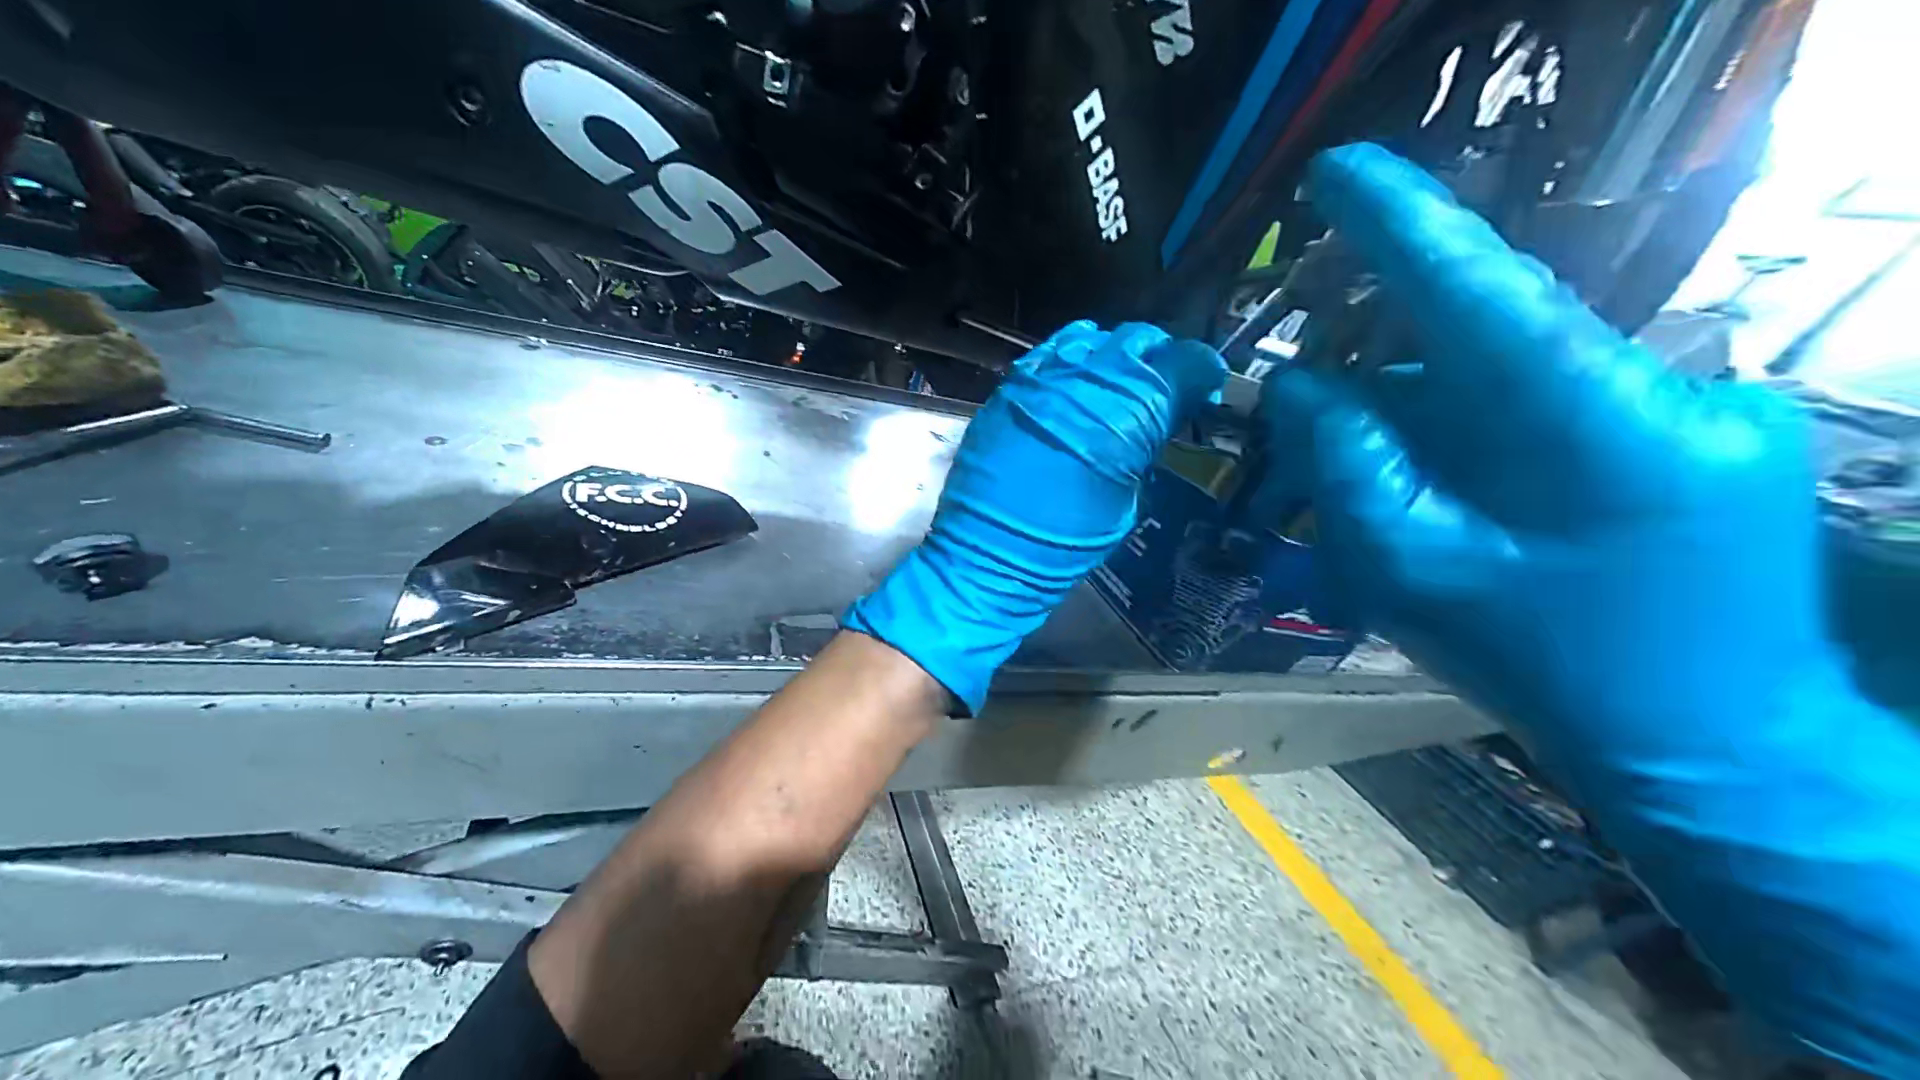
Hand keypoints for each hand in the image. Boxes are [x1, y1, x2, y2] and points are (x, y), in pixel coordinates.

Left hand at [844, 321, 1224, 712]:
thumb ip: (1144, 448)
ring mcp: (1043, 376)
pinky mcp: (1009, 387)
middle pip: (1138, 340)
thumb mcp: (1127, 500)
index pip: (1184, 362)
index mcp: (1131, 410)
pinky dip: (1068, 361)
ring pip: (1091, 337)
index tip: (1203, 386)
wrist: (990, 554)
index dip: (1202, 371)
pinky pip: (1048, 354)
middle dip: (1158, 359)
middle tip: (1160, 385)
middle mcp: (1089, 378)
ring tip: (1113, 382)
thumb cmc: (1067, 541)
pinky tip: (1071, 387)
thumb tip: (1154, 425)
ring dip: (1110, 354)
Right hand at [1268, 143, 1919, 1071]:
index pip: (1481, 290)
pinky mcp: (1700, 433)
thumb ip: (1344, 465)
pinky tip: (1450, 502)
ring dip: (1424, 422)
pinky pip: (1544, 408)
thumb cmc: (1542, 663)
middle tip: (1314, 414)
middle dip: (1383, 376)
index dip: (1401, 223)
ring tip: (1381, 494)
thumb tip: (1296, 382)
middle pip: (1477, 343)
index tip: (1334, 170)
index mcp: (1595, 426)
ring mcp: (1697, 406)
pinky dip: (1474, 440)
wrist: (1711, 746)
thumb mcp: (1406, 571)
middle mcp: (1663, 388)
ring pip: (1505, 379)